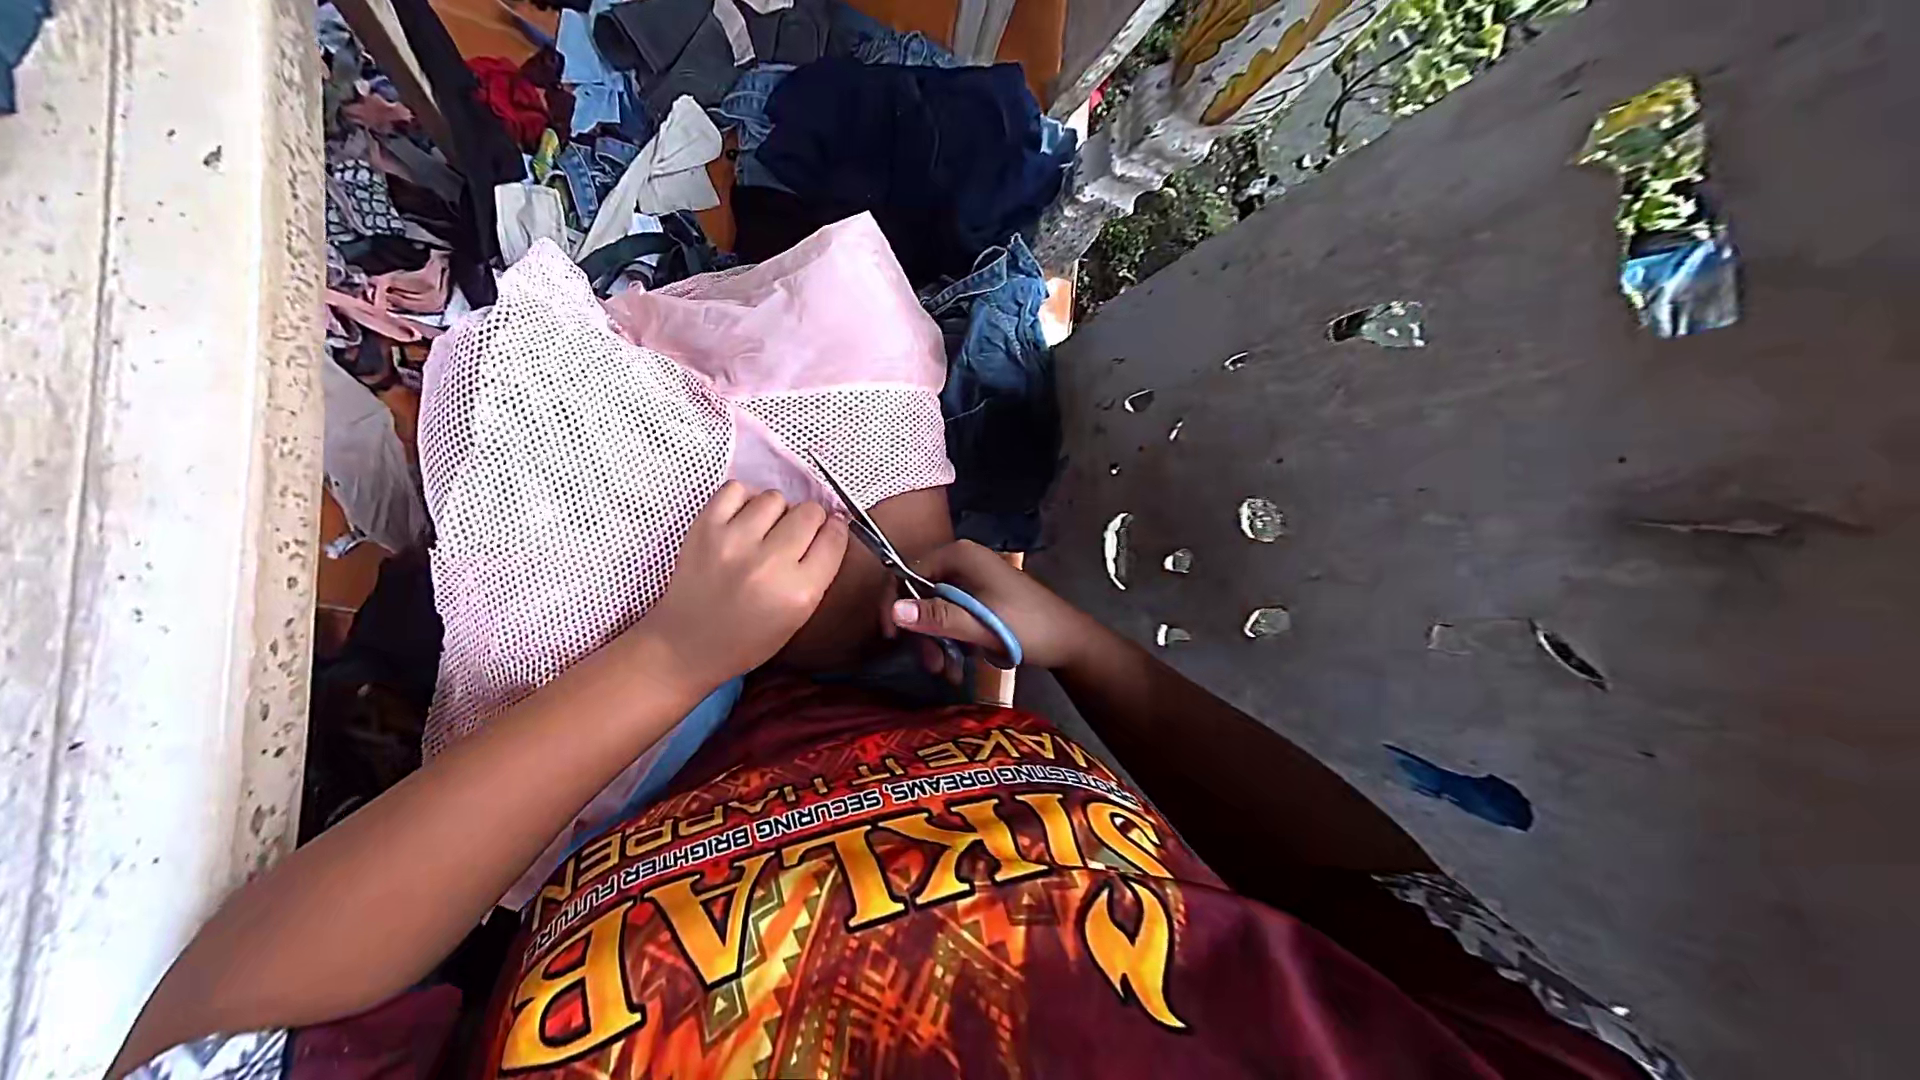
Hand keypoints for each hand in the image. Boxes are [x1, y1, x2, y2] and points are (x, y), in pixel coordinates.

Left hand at [638, 482, 848, 693]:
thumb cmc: (747, 638)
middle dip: (809, 520)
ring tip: (765, 530)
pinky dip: (743, 500)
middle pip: (809, 512)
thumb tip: (831, 525)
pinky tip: (743, 519)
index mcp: (799, 592)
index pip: (835, 538)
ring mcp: (734, 543)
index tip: (828, 531)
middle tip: (794, 535)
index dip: (835, 531)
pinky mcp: (704, 529)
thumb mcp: (799, 616)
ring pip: (775, 498)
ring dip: (776, 511)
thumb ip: (818, 572)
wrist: (688, 645)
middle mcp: (769, 564)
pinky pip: (736, 489)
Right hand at [882, 540, 1100, 673]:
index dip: (895, 605)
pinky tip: (959, 665)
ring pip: (935, 610)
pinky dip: (951, 640)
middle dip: (922, 633)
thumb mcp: (979, 626)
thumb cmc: (1028, 627)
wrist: (1069, 641)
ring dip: (937, 643)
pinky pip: (952, 616)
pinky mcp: (979, 598)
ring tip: (948, 672)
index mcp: (960, 556)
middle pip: (920, 595)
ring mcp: (972, 580)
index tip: (893, 638)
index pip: (907, 573)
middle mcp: (963, 562)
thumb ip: (937, 618)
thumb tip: (894, 612)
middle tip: (931, 665)